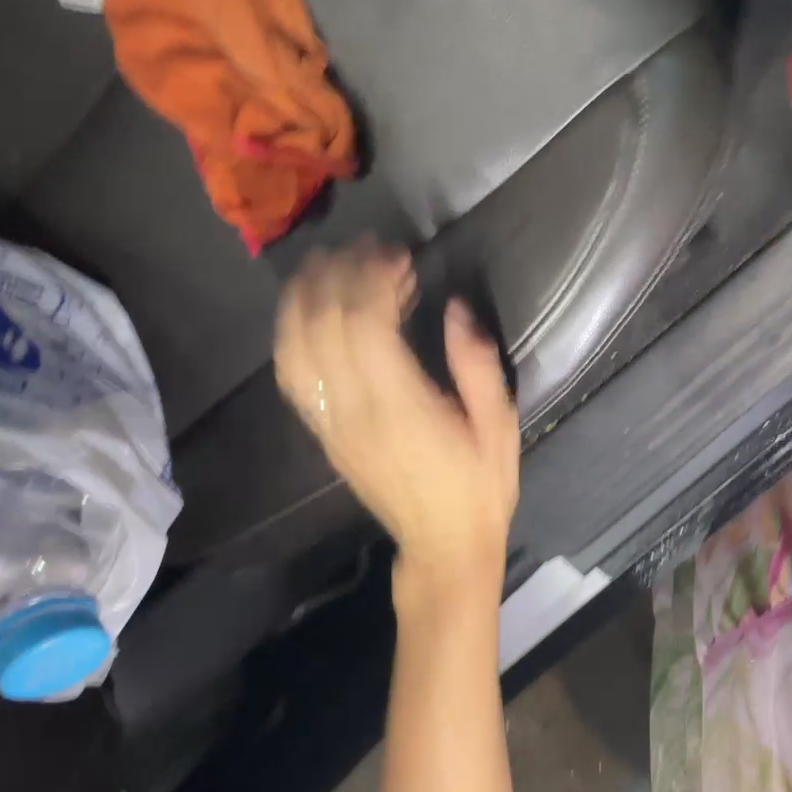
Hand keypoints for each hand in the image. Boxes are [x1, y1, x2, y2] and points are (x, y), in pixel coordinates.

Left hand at [274, 242, 519, 584]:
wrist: (443, 544)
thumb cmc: (480, 484)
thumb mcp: (498, 424)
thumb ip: (476, 365)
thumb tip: (456, 309)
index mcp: (400, 407)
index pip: (366, 327)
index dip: (374, 281)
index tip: (399, 255)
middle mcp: (353, 411)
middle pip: (324, 328)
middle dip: (339, 277)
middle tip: (366, 247)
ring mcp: (330, 423)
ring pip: (295, 348)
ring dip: (304, 299)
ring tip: (325, 264)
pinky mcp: (323, 432)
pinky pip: (292, 374)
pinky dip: (292, 333)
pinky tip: (307, 310)